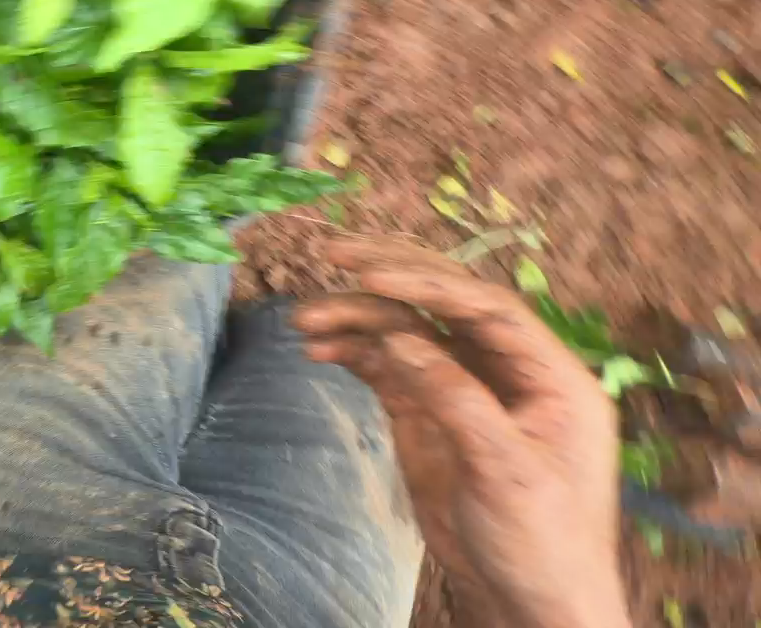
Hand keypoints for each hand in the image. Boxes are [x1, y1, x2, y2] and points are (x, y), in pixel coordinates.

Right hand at [294, 240, 628, 627]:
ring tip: (302, 322)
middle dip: (383, 273)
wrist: (521, 596)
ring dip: (349, 317)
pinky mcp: (420, 403)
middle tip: (328, 253)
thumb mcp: (507, 470)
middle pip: (438, 299)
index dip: (426, 281)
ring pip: (398, 325)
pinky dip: (345, 349)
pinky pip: (377, 358)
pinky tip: (315, 352)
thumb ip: (456, 397)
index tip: (365, 275)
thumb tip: (398, 336)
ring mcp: (456, 382)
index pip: (483, 306)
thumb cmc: (542, 541)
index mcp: (546, 376)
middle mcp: (500, 367)